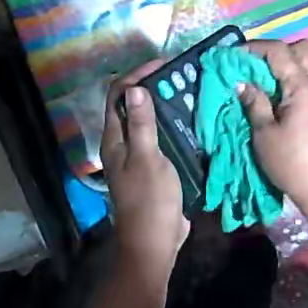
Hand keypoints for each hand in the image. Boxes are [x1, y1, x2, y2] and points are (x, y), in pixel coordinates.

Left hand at [101, 61, 188, 278]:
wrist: (154, 241)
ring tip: (190, 94)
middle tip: (181, 78)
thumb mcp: (147, 158)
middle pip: (132, 107)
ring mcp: (137, 158)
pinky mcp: (154, 169)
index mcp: (115, 140)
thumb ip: (142, 124)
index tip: (163, 66)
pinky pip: (160, 140)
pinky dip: (172, 127)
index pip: (118, 96)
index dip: (136, 76)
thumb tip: (136, 89)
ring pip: (148, 123)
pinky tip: (192, 123)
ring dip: (164, 107)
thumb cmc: (149, 199)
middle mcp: (122, 145)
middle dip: (152, 88)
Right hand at [240, 40, 307, 209]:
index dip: (254, 48)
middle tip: (257, 67)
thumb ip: (254, 103)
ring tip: (277, 77)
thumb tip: (242, 83)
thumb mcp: (264, 134)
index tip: (234, 56)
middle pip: (303, 48)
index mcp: (302, 86)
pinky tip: (294, 91)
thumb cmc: (292, 163)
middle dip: (278, 51)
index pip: (278, 51)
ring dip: (297, 60)